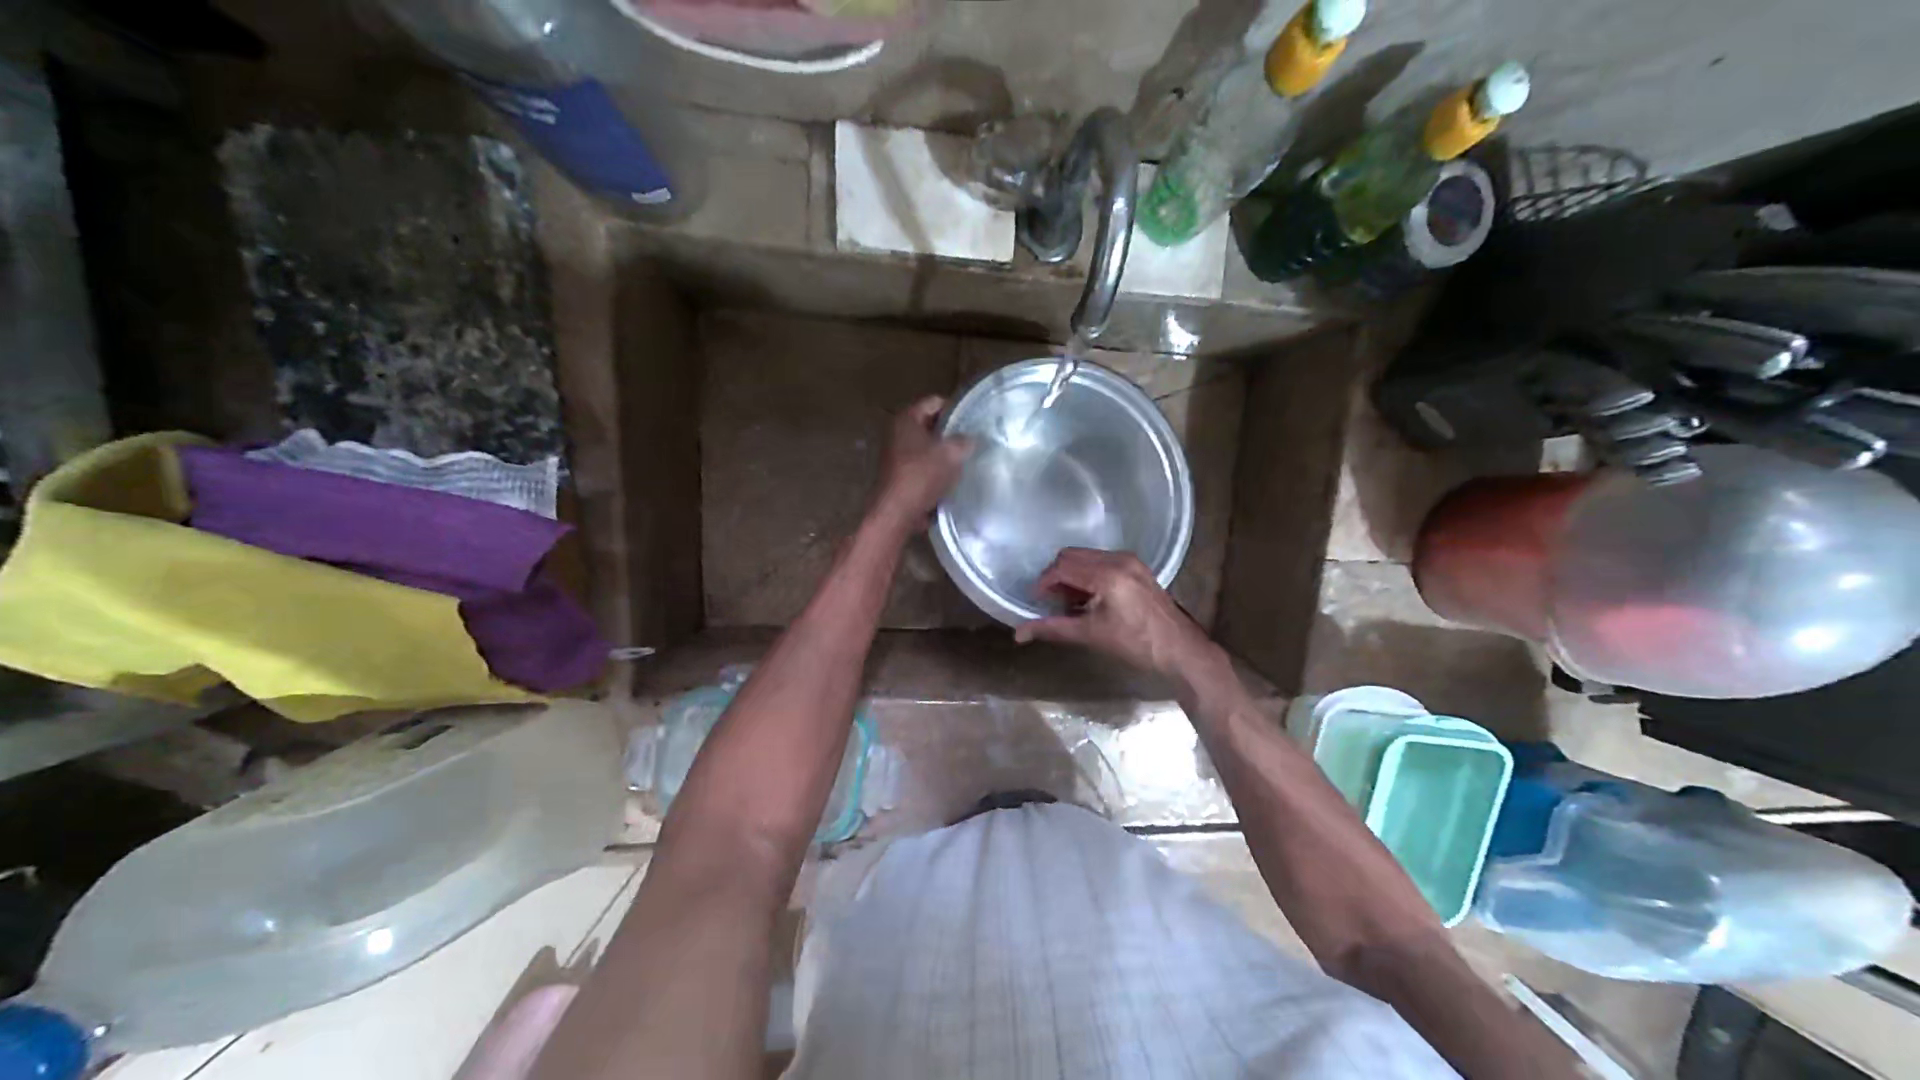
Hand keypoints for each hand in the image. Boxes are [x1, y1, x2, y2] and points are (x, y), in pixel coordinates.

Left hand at [872, 396, 972, 529]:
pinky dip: (935, 471)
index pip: (935, 402)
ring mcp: (895, 456)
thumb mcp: (952, 453)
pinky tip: (952, 479)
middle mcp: (897, 433)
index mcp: (906, 419)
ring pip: (927, 448)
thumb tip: (971, 439)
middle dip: (951, 432)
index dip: (955, 409)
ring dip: (944, 454)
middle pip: (930, 425)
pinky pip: (922, 467)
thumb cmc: (922, 475)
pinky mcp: (899, 476)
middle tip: (972, 441)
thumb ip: (965, 441)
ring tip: (965, 461)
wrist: (897, 512)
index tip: (973, 421)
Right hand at [1014, 548, 1221, 680]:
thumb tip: (1019, 634)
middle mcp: (1118, 560)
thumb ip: (1053, 629)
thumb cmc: (1135, 644)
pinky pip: (1103, 561)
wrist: (1180, 650)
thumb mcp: (1090, 635)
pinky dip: (1089, 574)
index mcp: (1106, 574)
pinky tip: (1090, 599)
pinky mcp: (1138, 568)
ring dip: (1073, 575)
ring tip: (1071, 603)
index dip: (1044, 583)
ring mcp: (1130, 561)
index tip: (1036, 600)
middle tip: (1052, 601)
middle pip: (1072, 556)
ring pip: (1087, 557)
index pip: (1062, 567)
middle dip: (1057, 576)